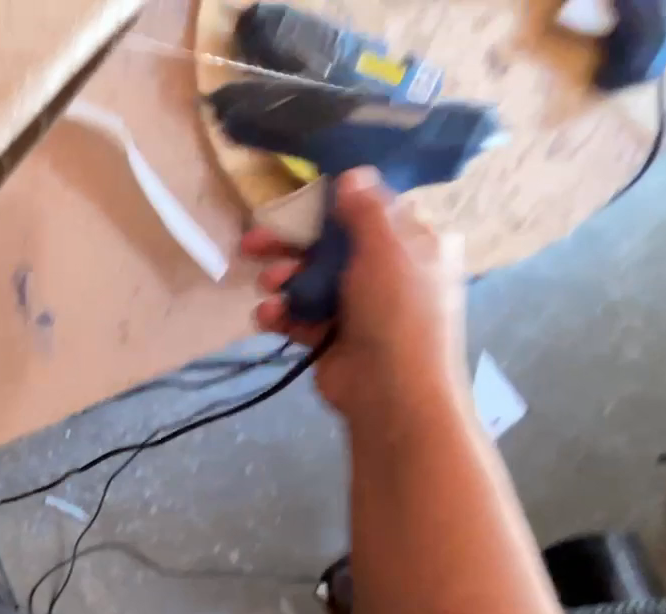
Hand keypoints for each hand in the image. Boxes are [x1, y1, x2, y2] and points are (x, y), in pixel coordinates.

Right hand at [241, 167, 470, 426]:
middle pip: (329, 246)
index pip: (371, 212)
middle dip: (290, 246)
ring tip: (269, 287)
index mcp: (414, 244)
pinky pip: (296, 316)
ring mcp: (355, 305)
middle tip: (250, 244)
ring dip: (282, 280)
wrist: (389, 388)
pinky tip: (268, 317)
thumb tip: (352, 173)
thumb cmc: (399, 311)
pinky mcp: (328, 334)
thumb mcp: (388, 250)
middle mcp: (386, 270)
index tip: (296, 203)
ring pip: (307, 281)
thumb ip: (367, 211)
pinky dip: (279, 314)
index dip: (332, 205)